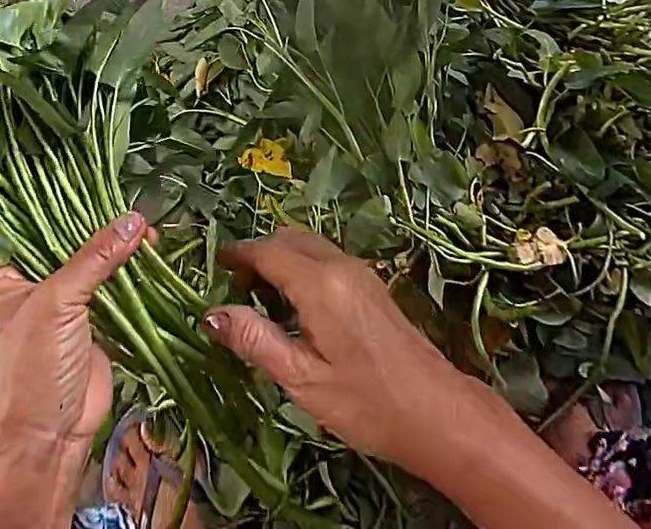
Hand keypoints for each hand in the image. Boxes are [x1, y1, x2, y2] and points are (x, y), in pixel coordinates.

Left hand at [0, 211, 146, 528]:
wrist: (48, 444)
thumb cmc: (30, 372)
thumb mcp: (56, 304)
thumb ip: (95, 258)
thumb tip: (135, 220)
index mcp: (2, 282)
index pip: (31, 231)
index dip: (64, 209)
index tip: (98, 188)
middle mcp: (29, 290)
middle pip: (68, 246)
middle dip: (100, 229)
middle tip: (133, 213)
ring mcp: (61, 308)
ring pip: (93, 267)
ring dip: (121, 251)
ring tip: (148, 231)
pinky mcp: (90, 323)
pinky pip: (112, 289)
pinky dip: (131, 274)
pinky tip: (150, 254)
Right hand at [202, 228, 635, 528]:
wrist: (440, 413)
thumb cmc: (367, 403)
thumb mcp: (303, 380)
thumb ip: (256, 340)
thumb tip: (211, 312)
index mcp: (320, 284)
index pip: (268, 251)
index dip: (238, 254)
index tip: (214, 264)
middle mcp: (341, 265)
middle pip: (289, 237)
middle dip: (259, 253)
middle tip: (236, 289)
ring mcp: (361, 271)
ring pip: (309, 244)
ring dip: (281, 258)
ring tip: (261, 299)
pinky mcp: (372, 283)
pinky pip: (326, 257)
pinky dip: (302, 266)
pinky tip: (296, 305)